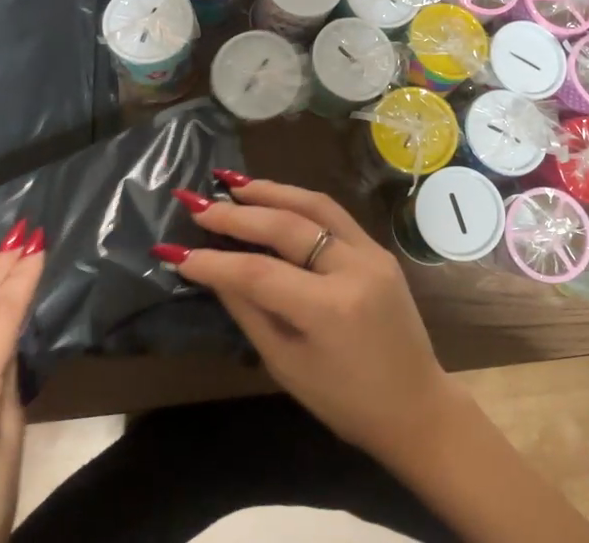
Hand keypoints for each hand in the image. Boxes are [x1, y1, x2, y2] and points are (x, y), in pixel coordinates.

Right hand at [157, 175, 457, 461]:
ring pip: (315, 205)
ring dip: (270, 191)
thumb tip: (212, 272)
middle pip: (286, 226)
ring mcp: (372, 254)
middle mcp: (354, 269)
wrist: (415, 406)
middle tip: (195, 204)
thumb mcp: (287, 365)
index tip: (173, 251)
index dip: (213, 262)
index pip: (258, 273)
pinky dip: (297, 202)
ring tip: (230, 183)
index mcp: (330, 309)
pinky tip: (270, 198)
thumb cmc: (345, 401)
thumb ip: (249, 312)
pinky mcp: (379, 250)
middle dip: (236, 214)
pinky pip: (333, 215)